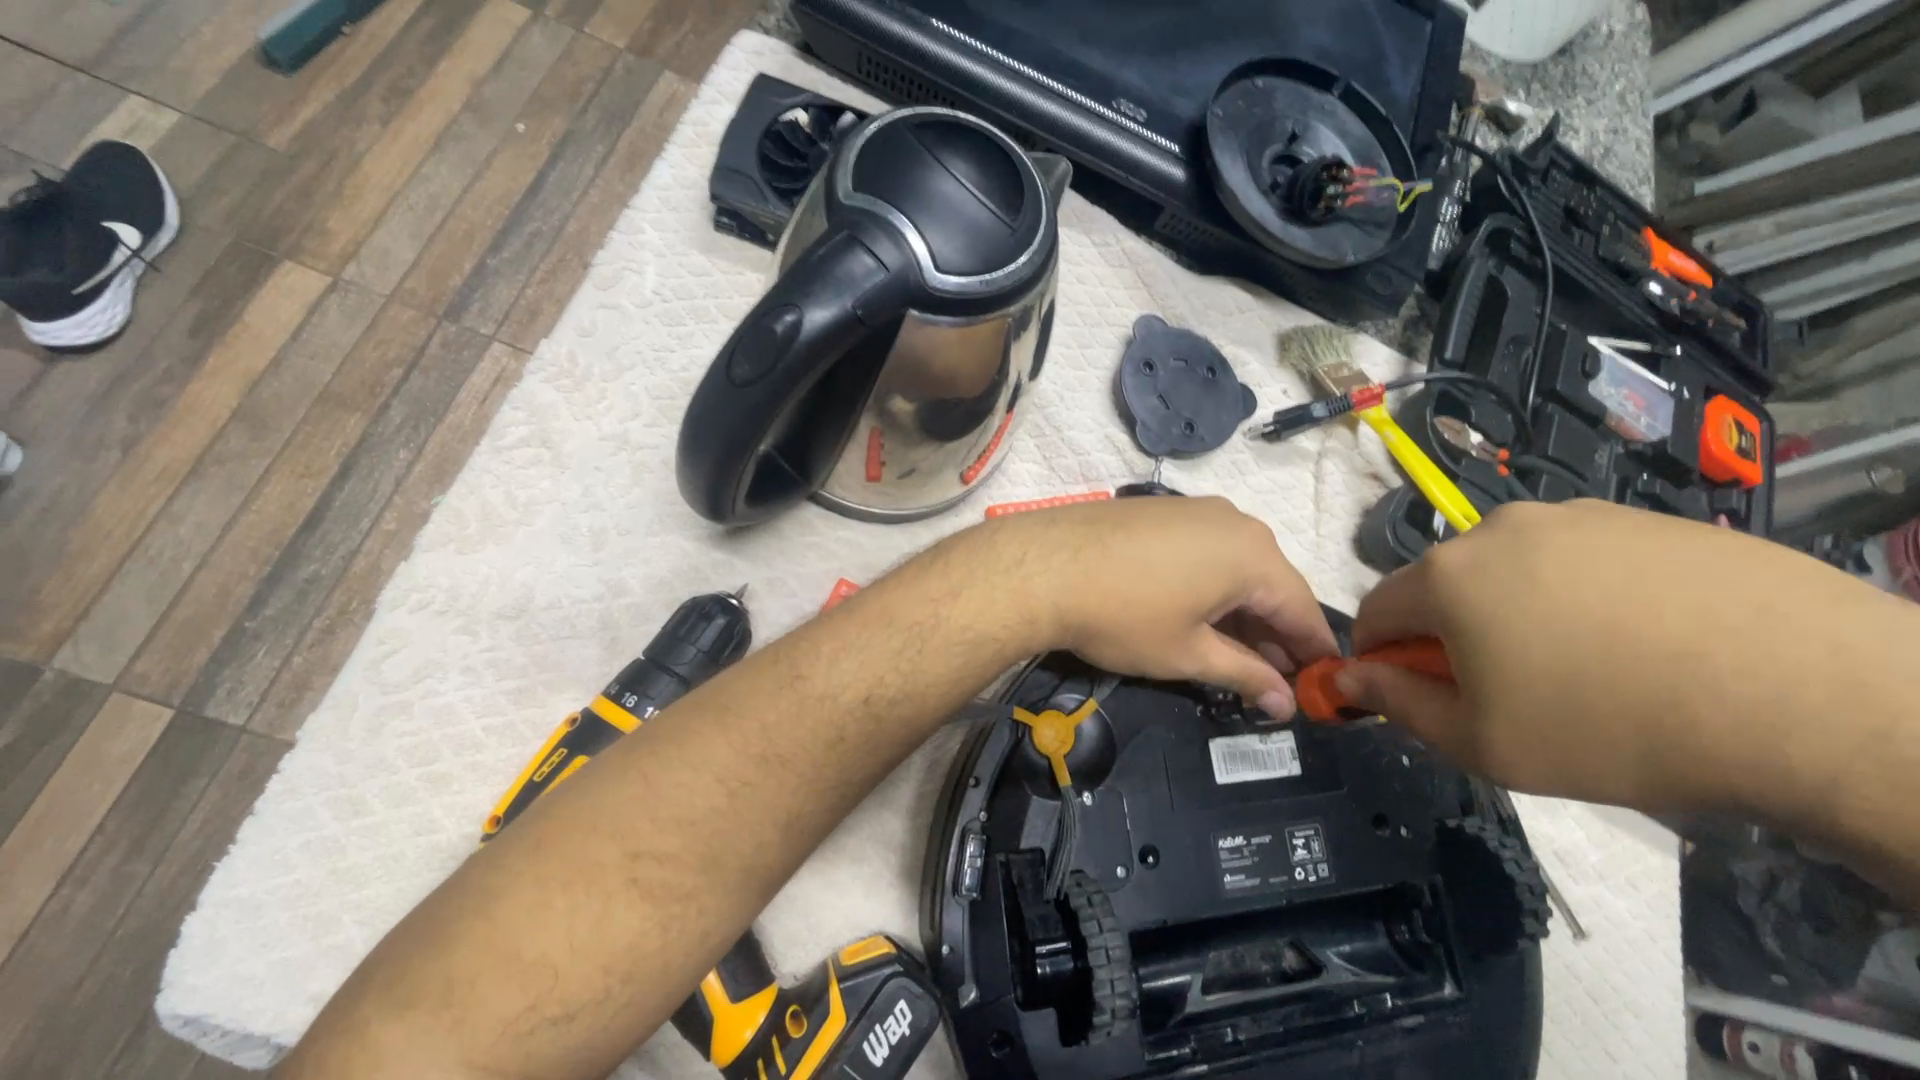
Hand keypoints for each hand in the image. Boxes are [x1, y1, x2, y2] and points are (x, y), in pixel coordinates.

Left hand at [959, 495, 1340, 715]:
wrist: (1041, 566)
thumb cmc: (1122, 616)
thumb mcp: (1187, 654)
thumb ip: (1244, 675)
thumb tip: (1286, 704)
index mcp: (1254, 556)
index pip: (1302, 609)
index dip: (1313, 652)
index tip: (1319, 687)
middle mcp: (1236, 523)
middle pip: (1273, 584)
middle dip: (1275, 633)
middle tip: (1271, 681)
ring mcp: (1196, 510)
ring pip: (1238, 566)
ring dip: (1242, 610)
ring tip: (1234, 654)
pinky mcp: (1163, 510)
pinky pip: (1207, 550)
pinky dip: (1213, 584)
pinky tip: (1198, 614)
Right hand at [1336, 499, 1907, 812]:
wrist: (1807, 695)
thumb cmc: (1612, 728)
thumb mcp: (1483, 743)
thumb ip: (1398, 704)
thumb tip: (1350, 676)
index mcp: (1449, 575)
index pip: (1377, 608)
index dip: (1381, 656)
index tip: (1414, 695)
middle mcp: (1502, 528)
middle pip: (1446, 584)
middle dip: (1453, 634)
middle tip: (1510, 694)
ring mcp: (1582, 517)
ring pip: (1516, 570)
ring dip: (1518, 614)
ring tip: (1587, 673)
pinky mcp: (1650, 522)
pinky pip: (1585, 562)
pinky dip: (1586, 600)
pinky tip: (1643, 647)